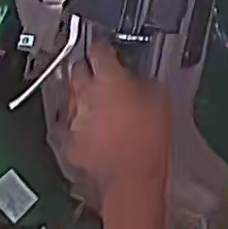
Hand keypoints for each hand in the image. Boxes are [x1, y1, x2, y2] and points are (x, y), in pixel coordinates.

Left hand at [65, 39, 170, 198]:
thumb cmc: (150, 139)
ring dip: (82, 95)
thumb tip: (138, 77)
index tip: (108, 49)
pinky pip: (69, 124)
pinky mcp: (68, 143)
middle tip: (102, 74)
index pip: (98, 49)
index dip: (104, 47)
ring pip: (71, 96)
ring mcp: (73, 119)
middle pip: (78, 68)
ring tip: (98, 104)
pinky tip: (91, 129)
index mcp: (108, 78)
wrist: (132, 181)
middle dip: (88, 68)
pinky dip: (78, 123)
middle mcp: (85, 94)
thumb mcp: (159, 98)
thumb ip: (144, 80)